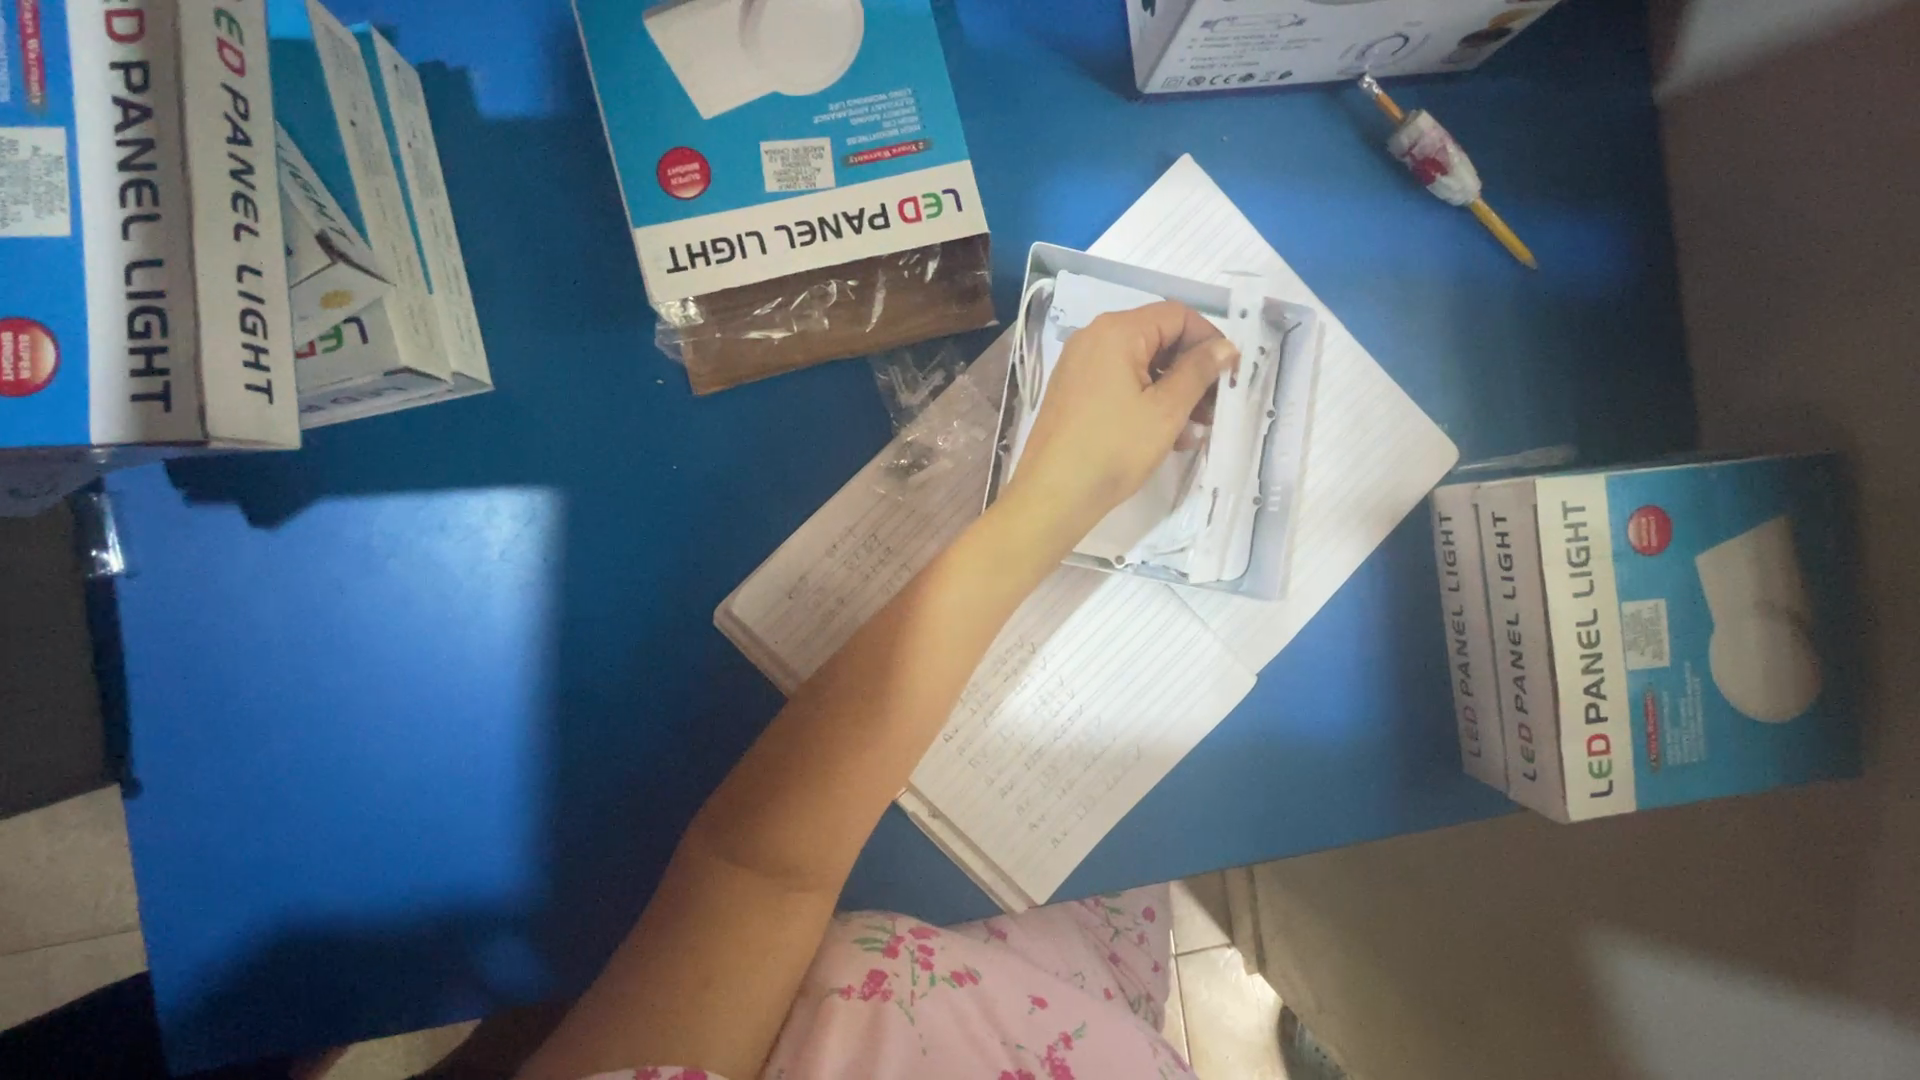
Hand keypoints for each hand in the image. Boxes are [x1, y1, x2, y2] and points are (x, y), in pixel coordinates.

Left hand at [1002, 300, 1239, 544]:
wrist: (1053, 495)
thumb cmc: (1113, 449)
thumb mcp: (1166, 410)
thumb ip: (1198, 371)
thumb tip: (1225, 347)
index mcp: (1115, 332)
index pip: (1177, 316)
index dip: (1209, 341)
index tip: (1229, 375)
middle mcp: (1092, 339)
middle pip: (1158, 339)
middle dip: (1192, 370)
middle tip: (1215, 408)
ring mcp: (1079, 367)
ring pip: (1140, 366)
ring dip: (1173, 391)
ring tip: (1195, 429)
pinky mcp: (1074, 394)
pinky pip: (1120, 385)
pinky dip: (1147, 402)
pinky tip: (1168, 436)